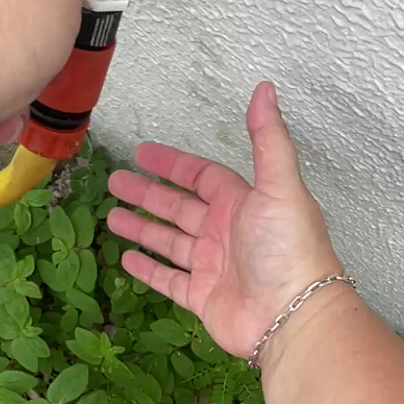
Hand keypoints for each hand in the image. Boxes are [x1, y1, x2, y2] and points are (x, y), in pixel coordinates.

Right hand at [106, 82, 344, 359]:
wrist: (292, 315)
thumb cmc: (289, 249)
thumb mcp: (279, 186)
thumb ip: (268, 139)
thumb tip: (266, 88)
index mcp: (242, 204)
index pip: (202, 177)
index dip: (173, 164)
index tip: (143, 153)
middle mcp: (226, 233)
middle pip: (179, 207)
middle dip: (147, 194)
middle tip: (115, 181)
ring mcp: (213, 267)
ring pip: (169, 242)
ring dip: (142, 228)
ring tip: (111, 216)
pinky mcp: (203, 298)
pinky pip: (169, 280)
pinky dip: (148, 269)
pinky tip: (127, 258)